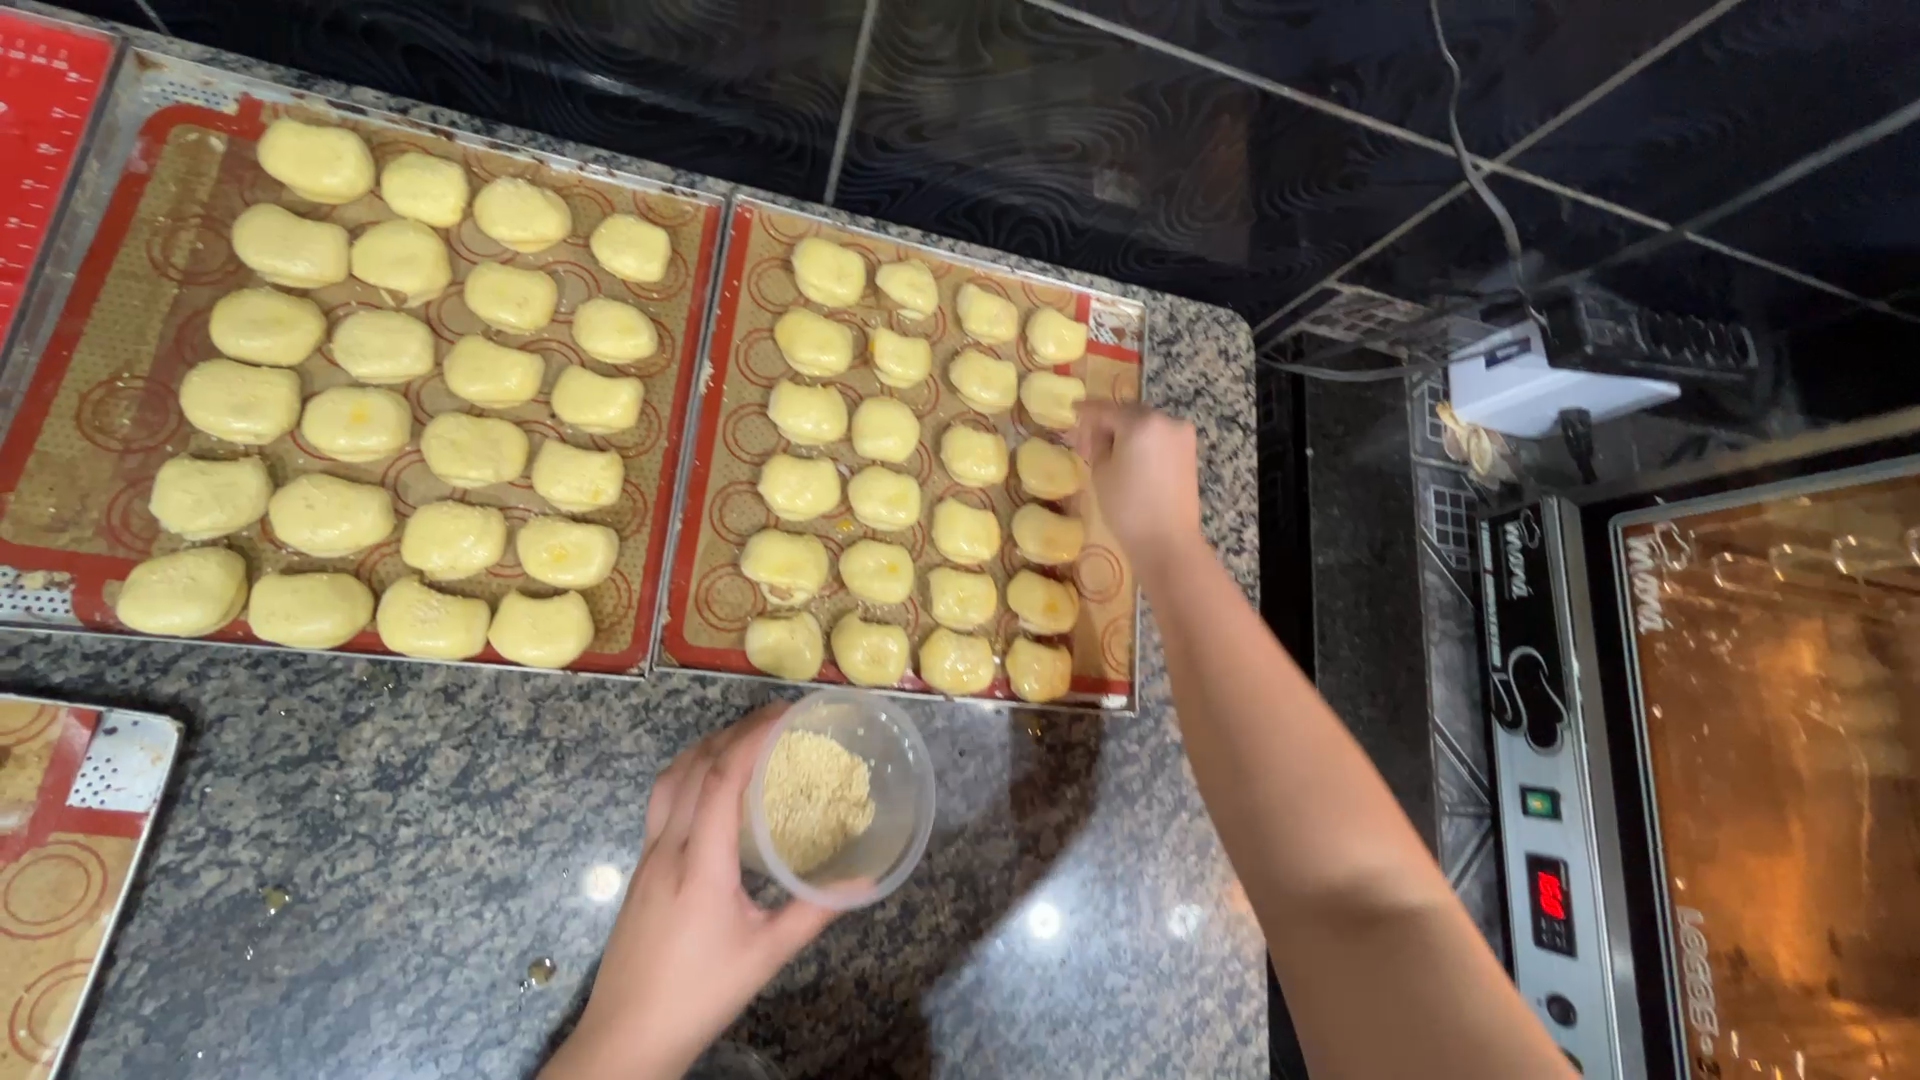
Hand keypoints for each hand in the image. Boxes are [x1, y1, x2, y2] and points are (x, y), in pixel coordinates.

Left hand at [542, 703, 839, 1079]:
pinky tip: (713, 784)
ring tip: (747, 738)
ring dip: (708, 746)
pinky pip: (663, 799)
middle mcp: (668, 847)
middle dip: (736, 730)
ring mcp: (648, 854)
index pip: (722, 777)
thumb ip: (815, 912)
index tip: (788, 715)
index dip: (753, 737)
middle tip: (779, 718)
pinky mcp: (641, 866)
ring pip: (671, 778)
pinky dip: (690, 772)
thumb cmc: (699, 995)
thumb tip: (866, 882)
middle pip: (695, 766)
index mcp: (700, 863)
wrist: (624, 1040)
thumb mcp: (766, 955)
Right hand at [1073, 402, 1204, 571]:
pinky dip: (1143, 444)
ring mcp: (1182, 436)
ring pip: (1146, 426)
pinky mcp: (1189, 453)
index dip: (1086, 411)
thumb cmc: (1127, 507)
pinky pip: (1159, 439)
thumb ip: (1098, 443)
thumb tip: (1098, 432)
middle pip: (1129, 414)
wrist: (1167, 540)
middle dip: (1108, 424)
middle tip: (1088, 443)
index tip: (1072, 412)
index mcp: (1141, 422)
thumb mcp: (1101, 472)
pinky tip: (1130, 461)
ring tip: (1108, 454)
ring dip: (1127, 434)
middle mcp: (1166, 420)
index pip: (1106, 410)